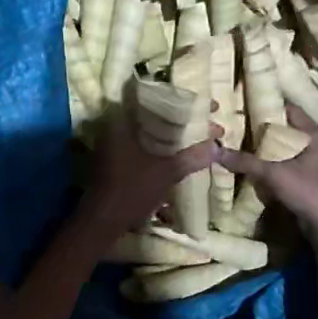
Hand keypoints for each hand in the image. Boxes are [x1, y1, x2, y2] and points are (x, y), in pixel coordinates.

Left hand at [77, 113, 215, 242]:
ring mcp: (113, 144)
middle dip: (182, 119)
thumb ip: (190, 157)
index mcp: (122, 121)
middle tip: (208, 123)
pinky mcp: (115, 160)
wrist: (102, 221)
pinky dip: (162, 148)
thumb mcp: (165, 173)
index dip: (183, 100)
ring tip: (199, 139)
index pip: (155, 97)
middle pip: (154, 114)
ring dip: (173, 135)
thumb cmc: (131, 191)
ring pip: (149, 132)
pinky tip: (180, 155)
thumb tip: (216, 146)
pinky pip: (143, 145)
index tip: (207, 107)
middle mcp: (115, 127)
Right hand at [218, 106, 317, 235]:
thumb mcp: (273, 174)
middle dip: (264, 128)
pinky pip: (288, 161)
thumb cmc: (307, 191)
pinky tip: (255, 163)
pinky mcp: (311, 176)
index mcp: (315, 134)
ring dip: (268, 146)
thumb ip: (245, 162)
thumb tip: (215, 150)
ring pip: (287, 146)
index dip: (268, 106)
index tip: (245, 105)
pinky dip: (273, 161)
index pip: (290, 110)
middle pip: (287, 128)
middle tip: (238, 124)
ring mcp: (316, 160)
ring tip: (242, 142)